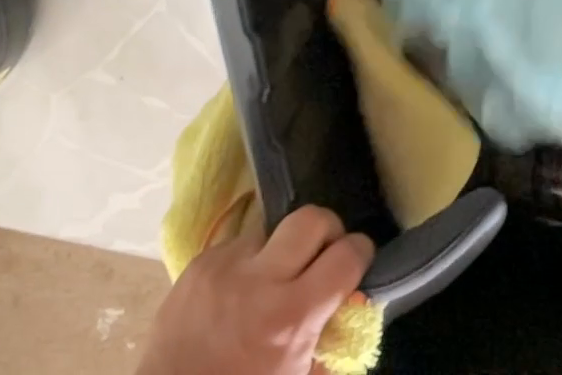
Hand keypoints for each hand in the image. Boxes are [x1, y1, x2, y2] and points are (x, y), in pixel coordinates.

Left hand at [139, 205, 373, 374]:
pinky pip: (239, 244)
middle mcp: (261, 280)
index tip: (359, 258)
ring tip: (272, 279)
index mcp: (292, 317)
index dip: (360, 251)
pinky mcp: (201, 261)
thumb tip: (355, 305)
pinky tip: (239, 290)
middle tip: (325, 250)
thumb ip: (332, 343)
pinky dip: (248, 261)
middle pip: (312, 218)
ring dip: (281, 249)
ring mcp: (227, 264)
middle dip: (327, 228)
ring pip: (273, 230)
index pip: (346, 256)